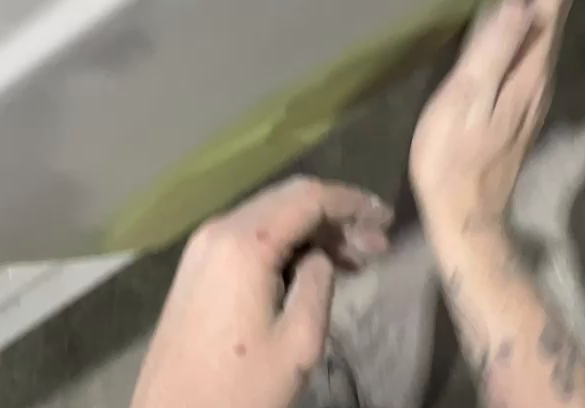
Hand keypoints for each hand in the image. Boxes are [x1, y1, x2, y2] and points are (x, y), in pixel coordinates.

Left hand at [131, 176, 392, 407]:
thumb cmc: (238, 390)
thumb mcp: (297, 343)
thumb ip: (318, 283)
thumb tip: (321, 255)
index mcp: (245, 241)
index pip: (310, 197)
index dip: (352, 203)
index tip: (385, 219)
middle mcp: (221, 227)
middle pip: (291, 197)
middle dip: (337, 214)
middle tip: (375, 242)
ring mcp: (205, 243)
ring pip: (272, 213)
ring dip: (314, 228)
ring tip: (355, 258)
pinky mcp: (199, 263)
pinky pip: (253, 233)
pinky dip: (287, 240)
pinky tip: (314, 264)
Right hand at [410, 0, 581, 240]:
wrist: (464, 213)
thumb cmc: (453, 153)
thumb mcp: (467, 98)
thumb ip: (494, 49)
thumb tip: (520, 2)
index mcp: (525, 72)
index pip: (546, 16)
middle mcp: (537, 81)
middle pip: (552, 26)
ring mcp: (530, 98)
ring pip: (546, 42)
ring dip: (551, 10)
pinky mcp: (519, 110)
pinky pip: (535, 57)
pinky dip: (537, 33)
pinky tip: (527, 28)